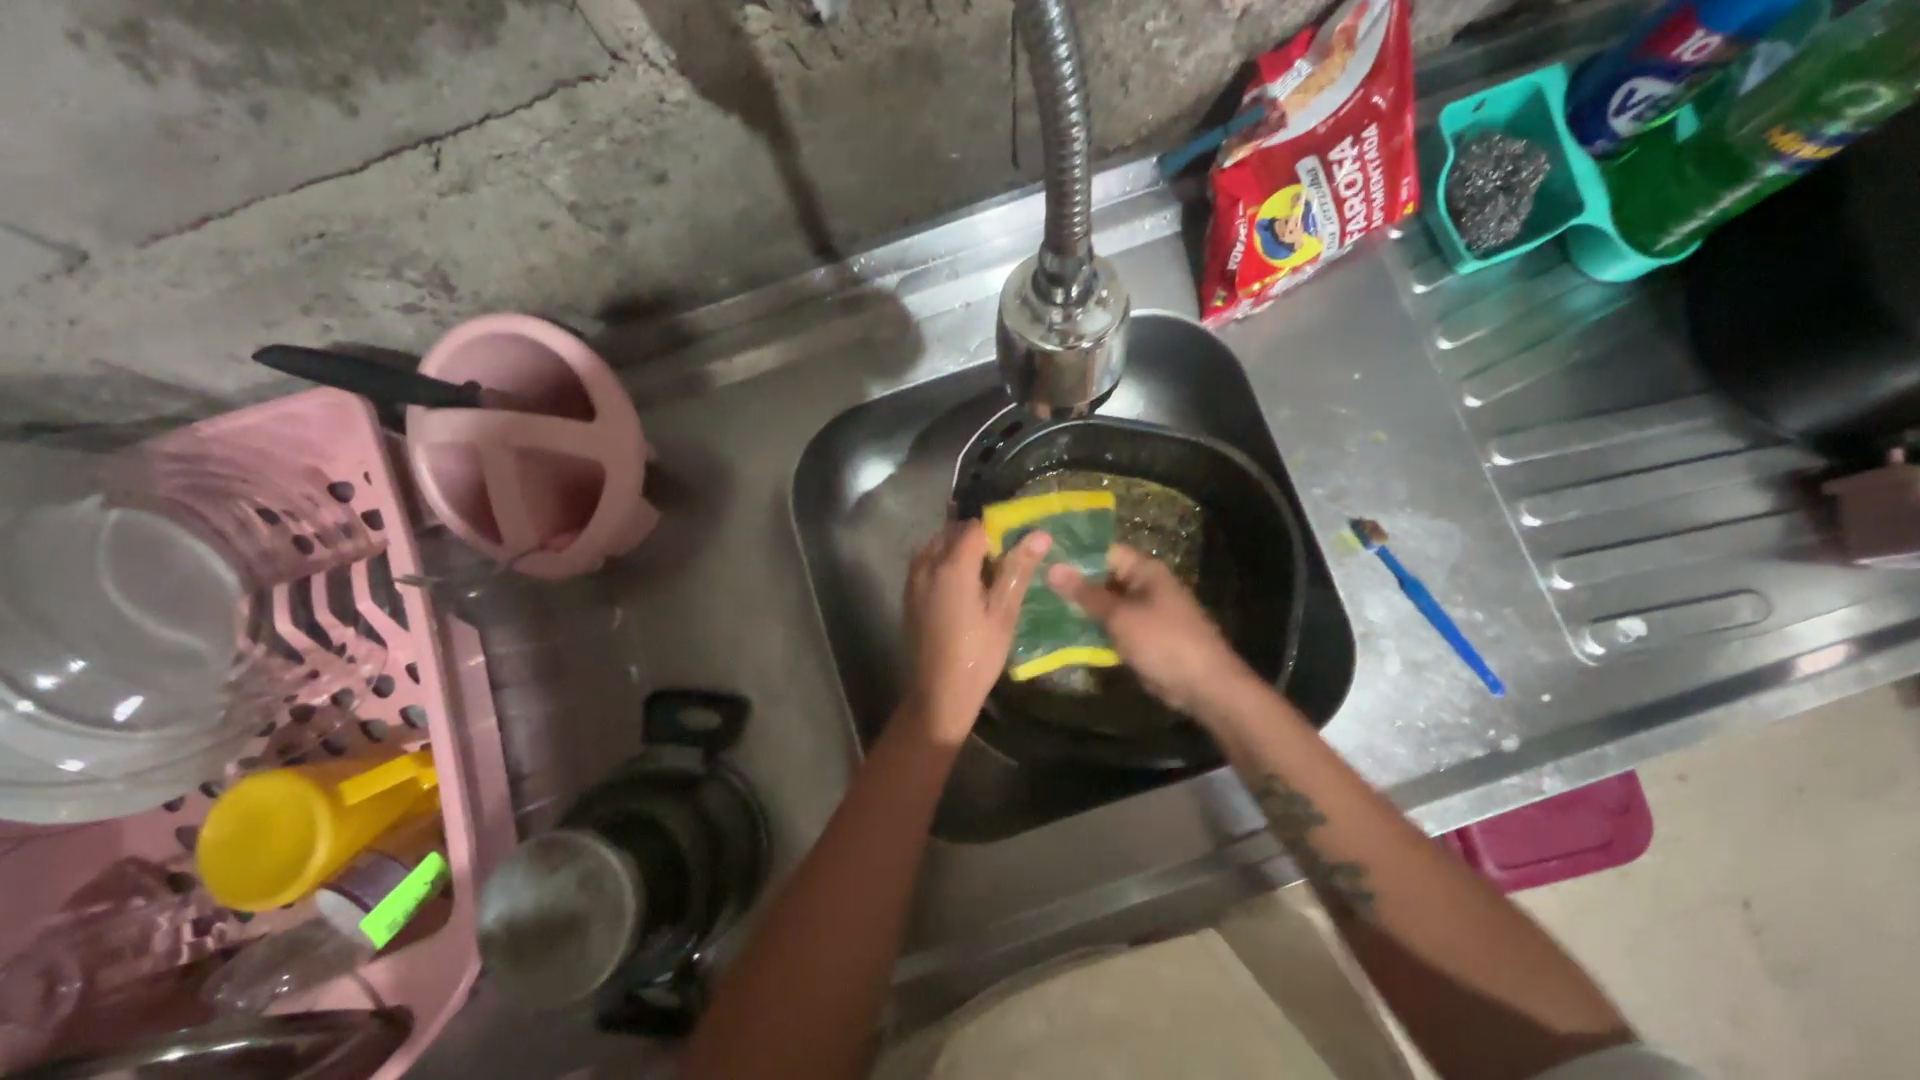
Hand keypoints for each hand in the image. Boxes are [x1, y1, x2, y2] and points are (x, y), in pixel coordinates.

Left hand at [902, 521, 1050, 744]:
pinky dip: (943, 562)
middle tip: (1002, 560)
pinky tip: (961, 587)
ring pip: (936, 545)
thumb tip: (1040, 534)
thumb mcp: (1004, 613)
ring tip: (983, 573)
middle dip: (977, 537)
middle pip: (953, 532)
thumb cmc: (978, 655)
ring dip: (958, 549)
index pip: (976, 527)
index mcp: (952, 566)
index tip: (1015, 544)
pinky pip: (925, 562)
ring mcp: (913, 579)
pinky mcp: (908, 594)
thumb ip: (1018, 569)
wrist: (938, 694)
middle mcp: (927, 564)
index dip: (998, 530)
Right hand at [1047, 543, 1260, 722]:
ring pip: (1104, 605)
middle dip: (1071, 584)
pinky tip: (1060, 632)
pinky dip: (1091, 629)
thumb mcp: (1121, 616)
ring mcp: (1143, 613)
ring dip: (1078, 609)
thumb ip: (1086, 594)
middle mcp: (1144, 586)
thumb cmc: (1164, 642)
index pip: (1103, 552)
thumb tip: (1053, 568)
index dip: (1073, 555)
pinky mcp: (1141, 637)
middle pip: (1102, 578)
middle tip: (1031, 584)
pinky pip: (1111, 627)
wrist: (1204, 686)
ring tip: (1037, 606)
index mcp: (1144, 571)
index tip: (1039, 558)